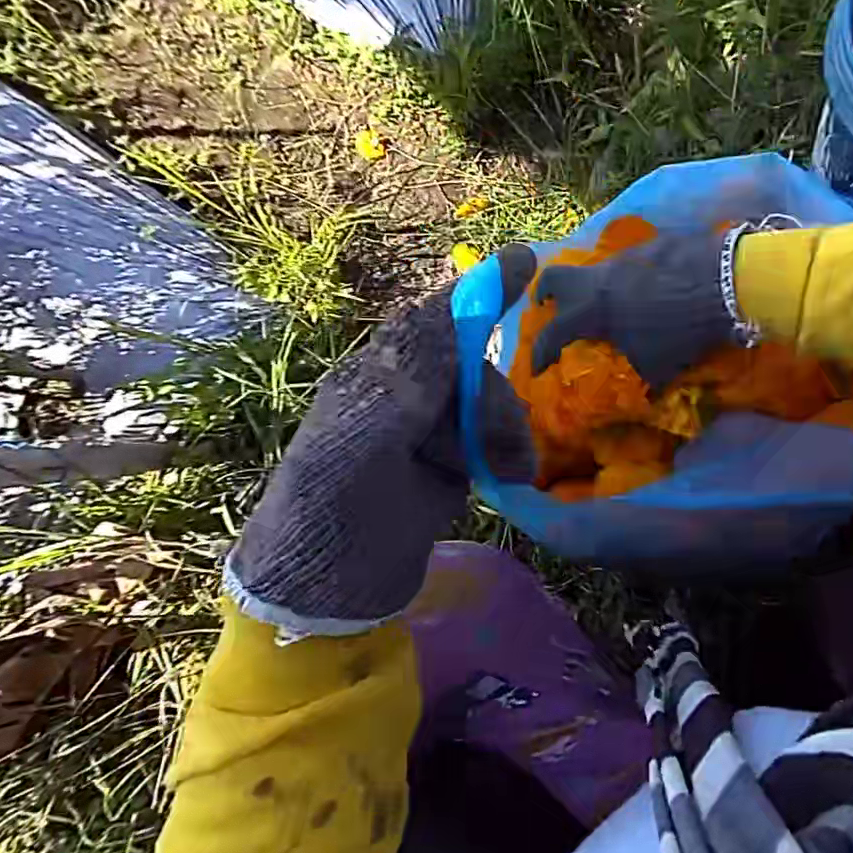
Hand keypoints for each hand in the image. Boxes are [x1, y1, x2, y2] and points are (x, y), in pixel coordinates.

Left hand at [225, 247, 536, 634]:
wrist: (326, 591)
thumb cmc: (332, 510)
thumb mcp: (364, 439)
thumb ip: (409, 377)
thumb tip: (448, 316)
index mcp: (377, 380)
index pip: (434, 323)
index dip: (479, 293)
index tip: (526, 261)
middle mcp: (405, 398)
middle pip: (472, 370)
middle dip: (492, 401)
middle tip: (502, 446)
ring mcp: (428, 434)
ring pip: (487, 407)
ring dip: (504, 433)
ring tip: (508, 471)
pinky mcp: (448, 467)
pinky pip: (490, 442)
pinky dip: (506, 455)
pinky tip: (508, 478)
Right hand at [531, 228, 732, 386]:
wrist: (723, 284)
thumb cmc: (681, 331)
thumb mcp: (658, 366)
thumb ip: (641, 376)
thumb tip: (646, 393)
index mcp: (591, 312)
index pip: (552, 334)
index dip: (541, 353)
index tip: (537, 367)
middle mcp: (598, 279)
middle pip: (555, 278)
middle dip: (546, 293)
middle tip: (549, 306)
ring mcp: (623, 258)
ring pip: (594, 270)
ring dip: (593, 288)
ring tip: (610, 305)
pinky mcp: (649, 245)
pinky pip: (627, 264)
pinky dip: (626, 280)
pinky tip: (647, 291)